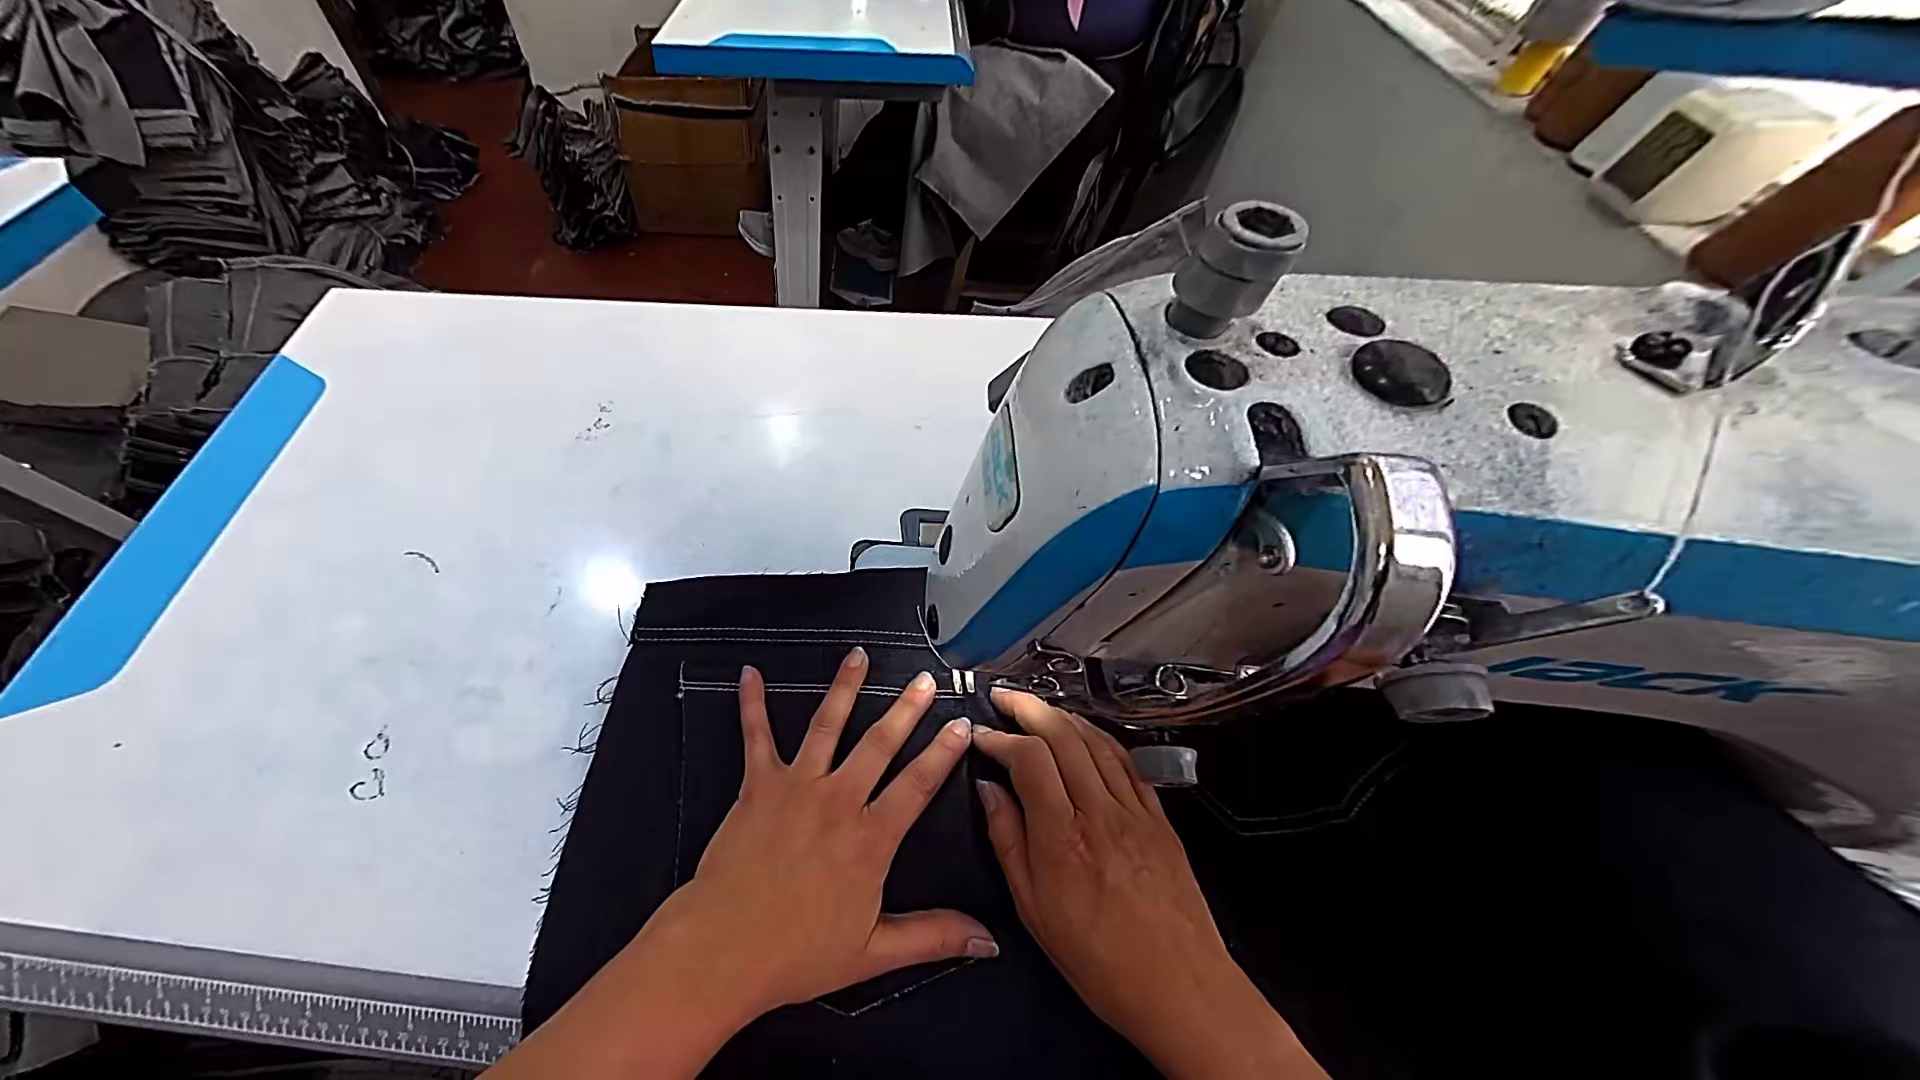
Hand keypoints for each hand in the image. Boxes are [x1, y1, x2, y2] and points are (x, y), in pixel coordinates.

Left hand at [489, 648, 989, 1079]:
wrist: (721, 951)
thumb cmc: (796, 953)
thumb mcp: (873, 952)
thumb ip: (932, 936)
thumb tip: (988, 940)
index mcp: (870, 838)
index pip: (919, 784)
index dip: (944, 752)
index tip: (962, 723)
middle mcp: (838, 800)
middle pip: (879, 743)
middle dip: (906, 708)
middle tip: (925, 679)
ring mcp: (797, 786)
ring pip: (827, 725)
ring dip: (845, 687)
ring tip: (859, 656)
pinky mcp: (758, 785)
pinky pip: (756, 736)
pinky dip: (753, 703)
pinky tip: (750, 674)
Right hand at [972, 690, 1327, 1079]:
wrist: (1181, 988)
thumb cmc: (1102, 961)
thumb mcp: (1034, 910)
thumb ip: (1008, 841)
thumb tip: (989, 792)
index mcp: (1062, 837)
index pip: (1028, 759)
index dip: (1000, 737)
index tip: (982, 734)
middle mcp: (1099, 813)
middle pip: (1062, 735)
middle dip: (1028, 707)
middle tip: (1005, 698)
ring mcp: (1134, 810)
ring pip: (1095, 740)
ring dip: (1063, 714)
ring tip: (1040, 707)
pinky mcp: (1158, 816)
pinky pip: (1127, 761)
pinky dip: (1100, 737)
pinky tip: (1087, 734)